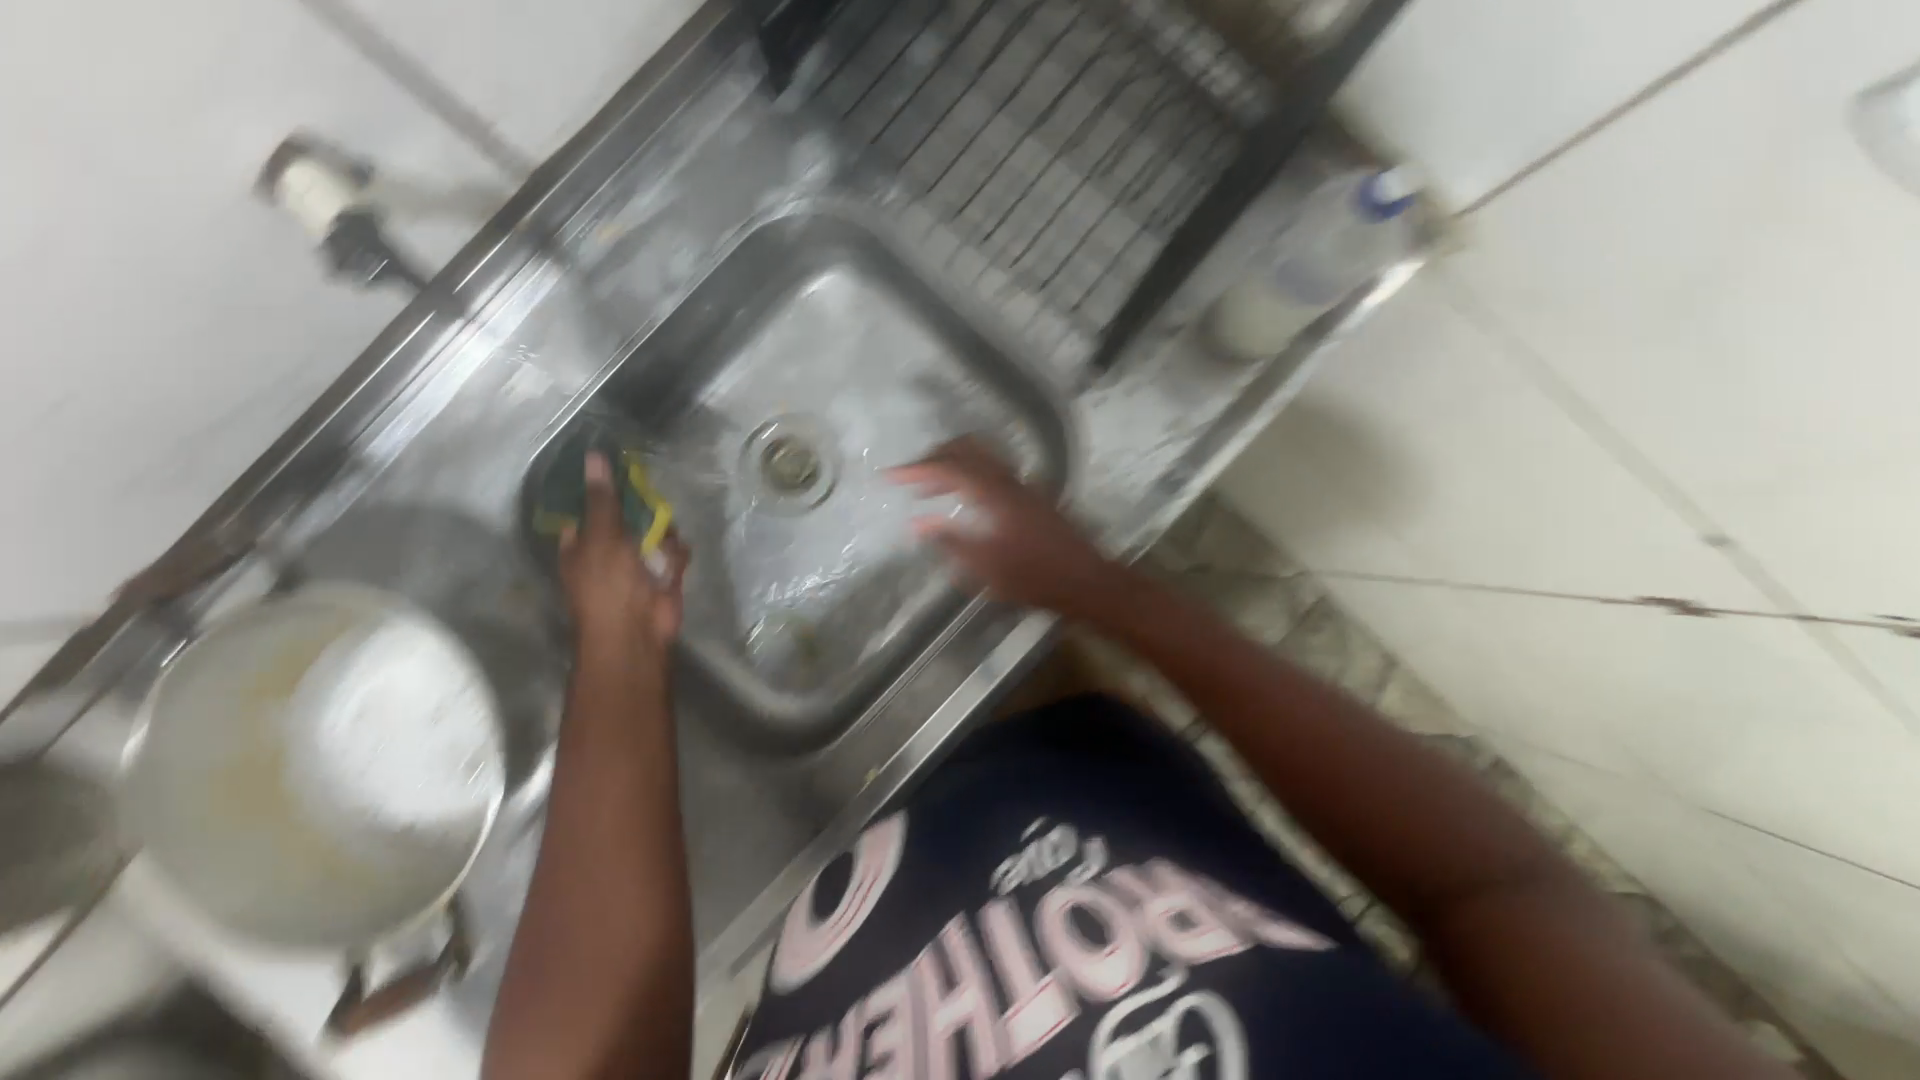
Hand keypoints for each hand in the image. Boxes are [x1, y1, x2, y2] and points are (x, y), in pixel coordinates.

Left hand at [559, 452, 687, 666]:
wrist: (636, 632)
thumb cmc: (607, 584)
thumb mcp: (601, 535)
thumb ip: (602, 498)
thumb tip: (593, 456)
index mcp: (581, 544)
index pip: (590, 509)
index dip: (602, 492)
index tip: (620, 470)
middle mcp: (608, 552)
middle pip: (628, 517)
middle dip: (642, 511)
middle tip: (649, 503)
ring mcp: (637, 565)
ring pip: (655, 532)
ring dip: (662, 535)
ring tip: (661, 544)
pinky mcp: (663, 576)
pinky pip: (674, 554)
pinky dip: (677, 556)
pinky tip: (673, 563)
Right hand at [888, 437, 1121, 619]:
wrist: (1085, 581)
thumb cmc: (1033, 578)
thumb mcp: (983, 567)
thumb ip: (949, 542)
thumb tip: (918, 523)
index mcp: (993, 492)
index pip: (947, 465)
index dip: (914, 468)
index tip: (889, 476)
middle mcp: (1008, 479)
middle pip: (966, 448)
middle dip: (934, 458)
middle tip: (911, 478)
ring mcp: (1023, 485)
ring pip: (981, 457)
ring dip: (953, 467)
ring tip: (931, 492)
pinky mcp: (1032, 495)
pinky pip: (993, 471)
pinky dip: (970, 477)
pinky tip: (963, 503)